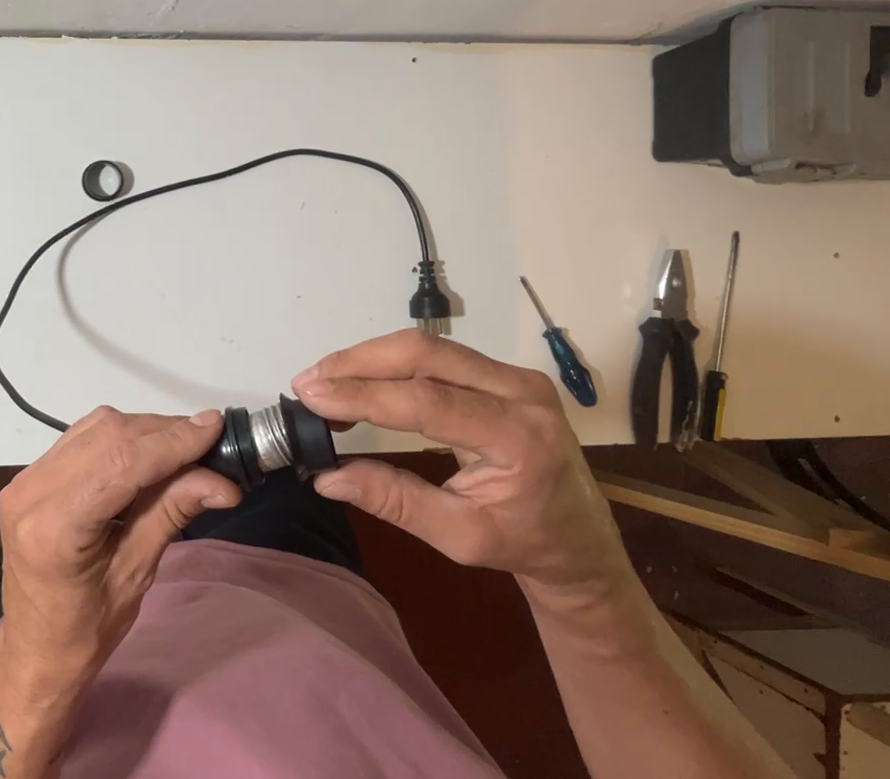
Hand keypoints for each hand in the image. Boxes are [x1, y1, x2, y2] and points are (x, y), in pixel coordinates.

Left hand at [0, 407, 238, 698]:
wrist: (34, 651)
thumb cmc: (87, 629)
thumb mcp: (136, 574)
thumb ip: (171, 513)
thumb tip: (221, 480)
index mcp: (54, 526)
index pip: (121, 463)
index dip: (172, 441)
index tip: (216, 426)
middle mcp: (31, 490)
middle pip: (108, 436)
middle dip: (163, 432)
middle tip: (210, 442)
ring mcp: (24, 479)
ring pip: (95, 428)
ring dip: (144, 431)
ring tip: (186, 448)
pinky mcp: (28, 476)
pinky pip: (81, 438)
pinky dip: (120, 438)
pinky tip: (149, 452)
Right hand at [290, 330, 629, 589]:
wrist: (581, 538)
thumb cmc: (524, 543)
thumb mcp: (459, 536)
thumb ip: (394, 500)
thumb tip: (326, 477)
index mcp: (518, 438)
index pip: (427, 401)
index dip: (363, 395)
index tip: (311, 396)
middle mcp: (521, 393)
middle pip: (425, 354)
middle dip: (358, 362)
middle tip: (308, 382)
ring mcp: (515, 377)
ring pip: (428, 347)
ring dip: (369, 359)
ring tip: (324, 381)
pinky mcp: (503, 374)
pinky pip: (438, 355)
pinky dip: (390, 363)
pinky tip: (359, 379)